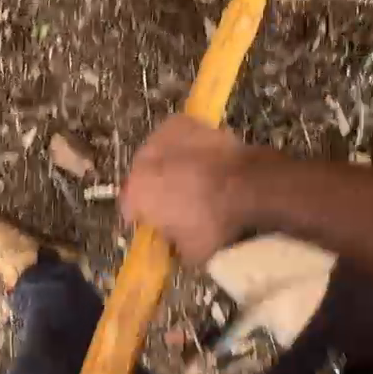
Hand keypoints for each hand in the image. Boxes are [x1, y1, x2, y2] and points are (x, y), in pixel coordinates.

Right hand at [120, 114, 252, 264]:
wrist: (244, 183)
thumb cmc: (214, 222)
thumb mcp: (191, 252)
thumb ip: (172, 243)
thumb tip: (173, 239)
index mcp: (136, 194)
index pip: (128, 209)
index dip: (142, 218)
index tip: (156, 225)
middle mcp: (140, 162)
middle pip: (141, 177)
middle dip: (153, 188)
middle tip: (175, 202)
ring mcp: (159, 137)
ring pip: (156, 155)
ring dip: (167, 165)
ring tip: (191, 178)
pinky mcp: (180, 122)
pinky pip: (175, 137)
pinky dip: (183, 146)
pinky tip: (200, 157)